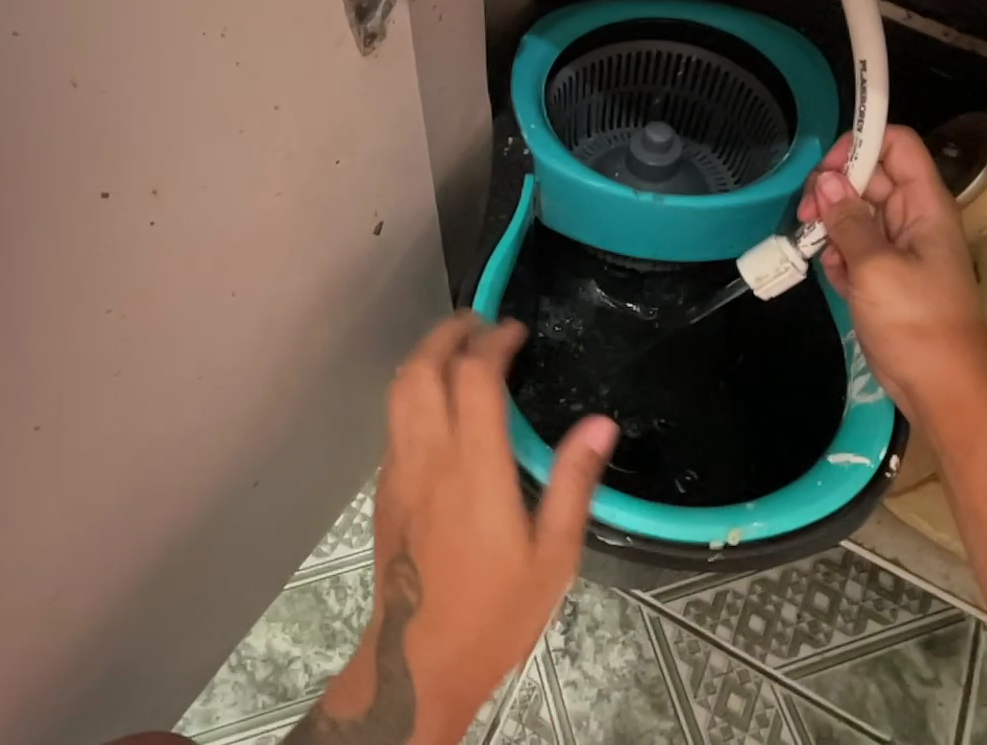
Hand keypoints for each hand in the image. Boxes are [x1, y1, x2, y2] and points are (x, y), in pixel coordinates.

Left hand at [293, 315, 618, 744]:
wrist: (417, 663)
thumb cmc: (495, 612)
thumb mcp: (554, 555)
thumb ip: (574, 483)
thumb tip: (601, 423)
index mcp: (474, 466)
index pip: (474, 376)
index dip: (493, 341)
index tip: (514, 329)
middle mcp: (428, 455)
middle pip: (421, 368)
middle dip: (446, 333)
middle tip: (478, 322)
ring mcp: (398, 470)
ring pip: (398, 389)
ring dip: (424, 356)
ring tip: (456, 348)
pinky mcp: (385, 488)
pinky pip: (394, 419)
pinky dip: (412, 389)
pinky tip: (437, 402)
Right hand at [796, 126, 986, 422]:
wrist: (941, 385)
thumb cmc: (916, 321)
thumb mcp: (875, 266)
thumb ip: (847, 221)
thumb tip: (824, 181)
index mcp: (924, 205)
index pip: (896, 146)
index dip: (859, 145)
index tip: (822, 170)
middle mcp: (910, 218)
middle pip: (868, 177)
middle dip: (833, 189)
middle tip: (806, 216)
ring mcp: (896, 247)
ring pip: (854, 213)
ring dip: (831, 227)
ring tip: (820, 251)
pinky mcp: (881, 274)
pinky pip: (851, 247)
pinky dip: (837, 256)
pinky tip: (835, 277)